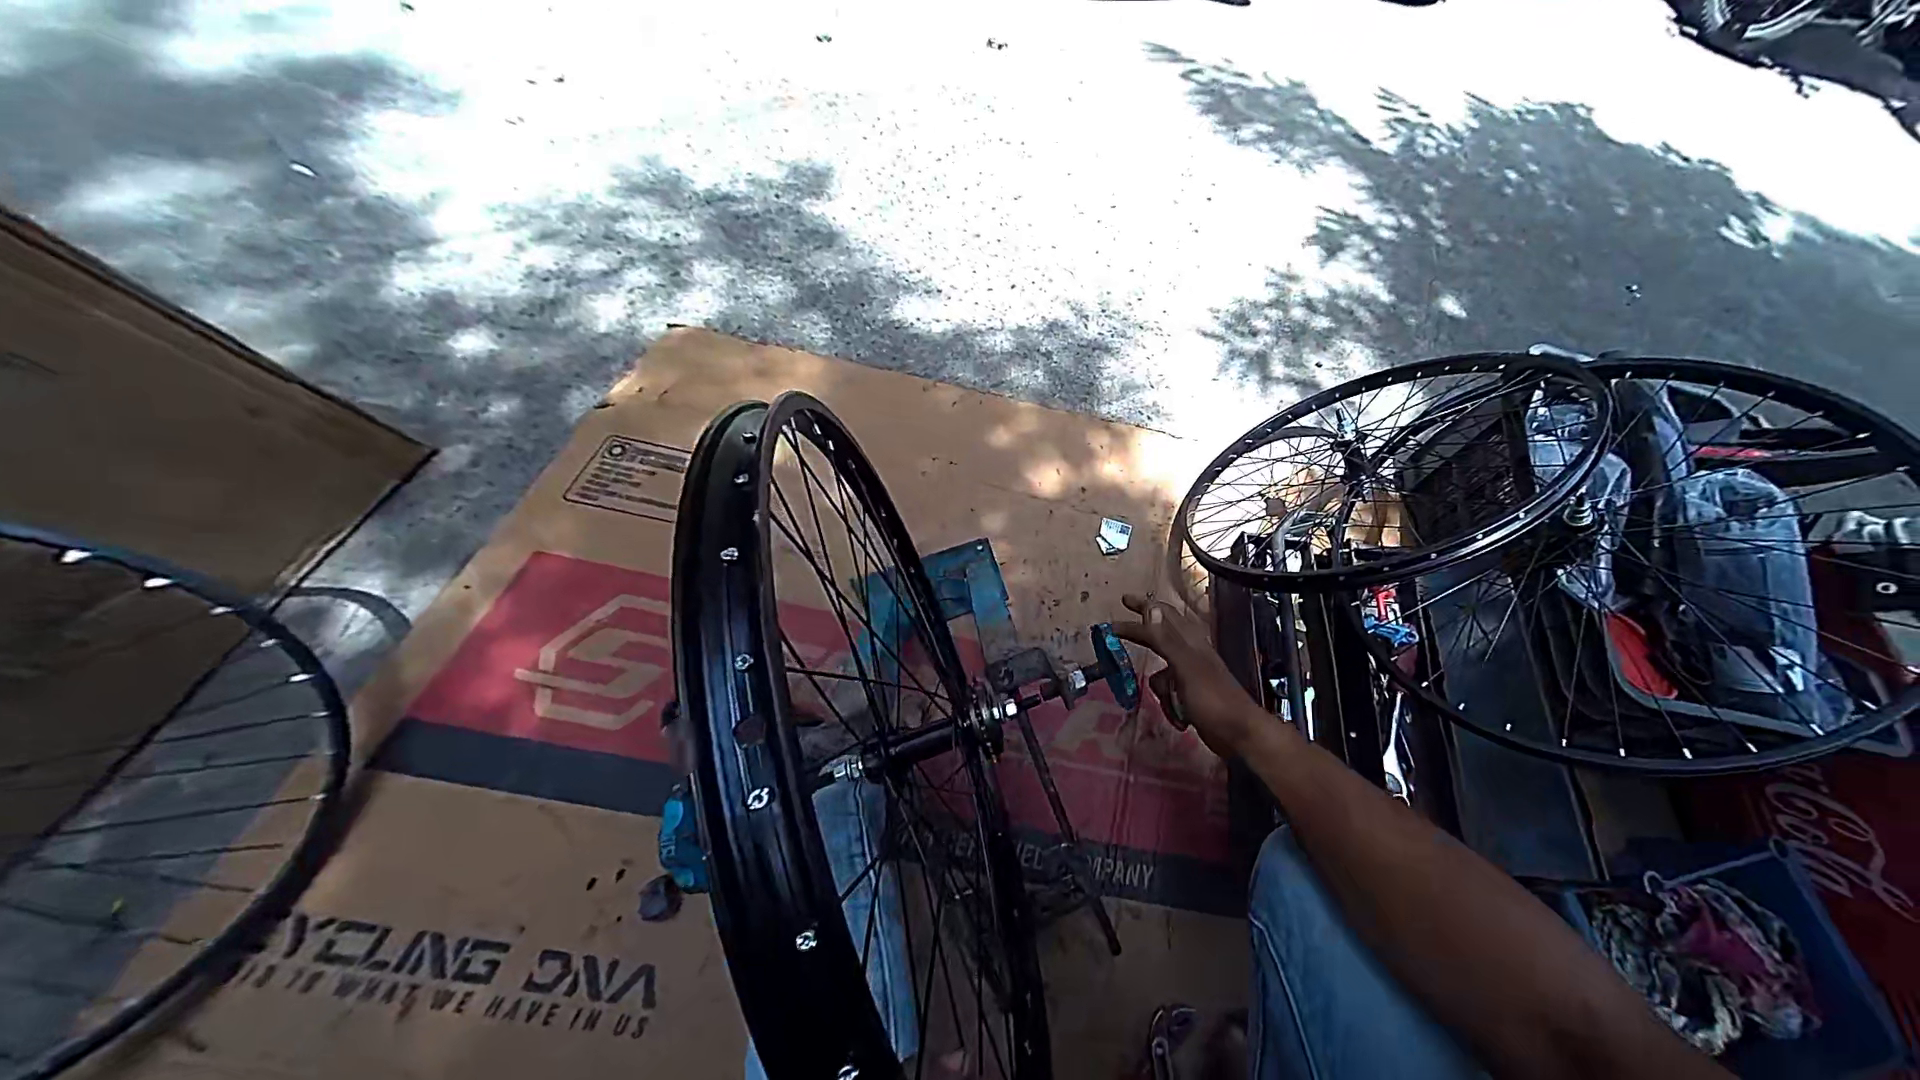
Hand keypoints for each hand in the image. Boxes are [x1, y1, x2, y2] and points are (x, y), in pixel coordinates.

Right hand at [1111, 593, 1260, 756]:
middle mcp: (1190, 653)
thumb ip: (1166, 639)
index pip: (1161, 618)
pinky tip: (1176, 713)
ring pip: (1162, 670)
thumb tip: (1150, 608)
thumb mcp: (1186, 667)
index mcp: (1190, 642)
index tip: (1122, 603)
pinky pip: (1168, 690)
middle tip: (1123, 616)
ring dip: (1160, 685)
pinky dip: (1168, 700)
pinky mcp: (1190, 693)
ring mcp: (1191, 674)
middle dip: (1144, 627)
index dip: (1141, 609)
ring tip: (1167, 699)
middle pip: (1162, 634)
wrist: (1239, 733)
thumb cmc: (1212, 699)